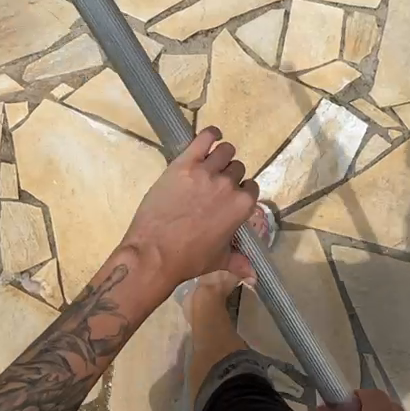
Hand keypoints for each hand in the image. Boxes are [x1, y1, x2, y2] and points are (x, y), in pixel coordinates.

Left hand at [119, 127, 258, 296]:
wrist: (155, 252)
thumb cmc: (188, 258)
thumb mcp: (218, 260)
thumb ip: (239, 262)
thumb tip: (254, 276)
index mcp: (241, 206)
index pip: (251, 187)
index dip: (240, 191)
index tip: (229, 195)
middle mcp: (228, 185)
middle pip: (237, 167)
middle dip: (229, 174)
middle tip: (214, 183)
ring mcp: (206, 172)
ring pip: (224, 151)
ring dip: (220, 155)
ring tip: (211, 161)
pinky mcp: (184, 163)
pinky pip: (204, 138)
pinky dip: (211, 134)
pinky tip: (212, 136)